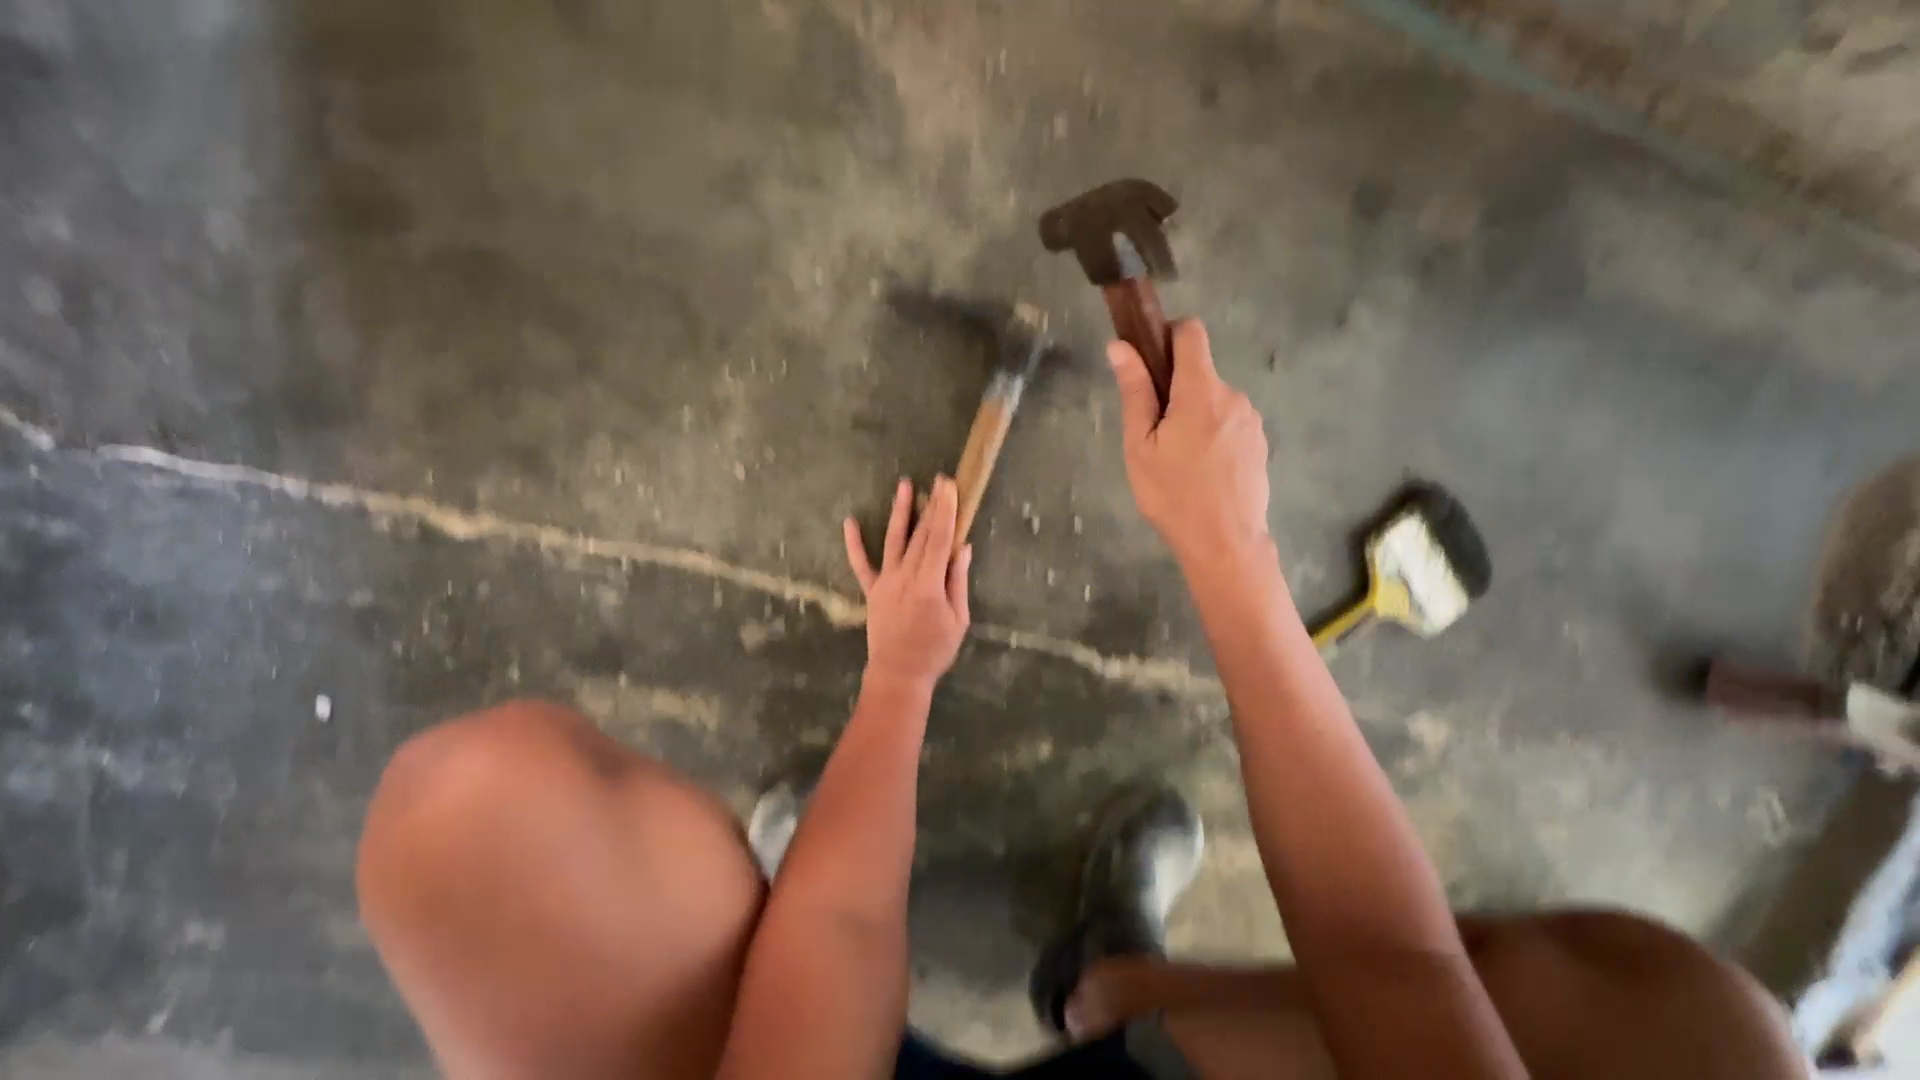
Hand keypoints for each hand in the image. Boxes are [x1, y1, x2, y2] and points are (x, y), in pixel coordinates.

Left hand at [843, 476, 972, 689]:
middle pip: (921, 535)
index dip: (946, 511)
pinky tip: (850, 522)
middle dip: (931, 505)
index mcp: (930, 584)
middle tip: (938, 480)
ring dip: (899, 512)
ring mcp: (886, 582)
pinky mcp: (872, 591)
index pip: (940, 539)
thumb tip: (963, 548)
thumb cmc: (935, 650)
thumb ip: (958, 581)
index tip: (950, 487)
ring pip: (894, 540)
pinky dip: (854, 543)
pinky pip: (861, 564)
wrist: (898, 674)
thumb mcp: (958, 619)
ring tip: (904, 486)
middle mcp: (906, 576)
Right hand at [1108, 319, 1270, 564]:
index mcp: (1200, 391)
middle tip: (1155, 436)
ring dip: (1195, 417)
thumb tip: (1121, 346)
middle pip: (1200, 373)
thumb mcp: (1140, 446)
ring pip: (1214, 402)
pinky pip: (1230, 424)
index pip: (1191, 332)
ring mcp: (1251, 420)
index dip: (1168, 336)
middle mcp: (1233, 396)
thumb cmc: (1173, 496)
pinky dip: (1213, 436)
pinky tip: (1203, 472)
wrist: (1225, 543)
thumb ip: (1135, 392)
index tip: (1150, 364)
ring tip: (1179, 461)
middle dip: (1176, 392)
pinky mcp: (1259, 443)